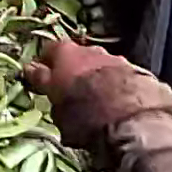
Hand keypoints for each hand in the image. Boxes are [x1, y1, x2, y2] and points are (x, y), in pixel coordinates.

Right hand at [22, 40, 171, 153]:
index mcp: (66, 51)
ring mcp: (119, 60)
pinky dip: (118, 89)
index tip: (42, 82)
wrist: (136, 122)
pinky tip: (120, 107)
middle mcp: (92, 49)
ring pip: (101, 68)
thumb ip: (41, 80)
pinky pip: (123, 80)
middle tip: (70, 94)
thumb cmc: (83, 110)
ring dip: (97, 80)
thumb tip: (29, 68)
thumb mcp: (54, 98)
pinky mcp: (142, 75)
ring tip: (98, 103)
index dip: (44, 66)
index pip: (48, 51)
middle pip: (77, 58)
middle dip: (73, 73)